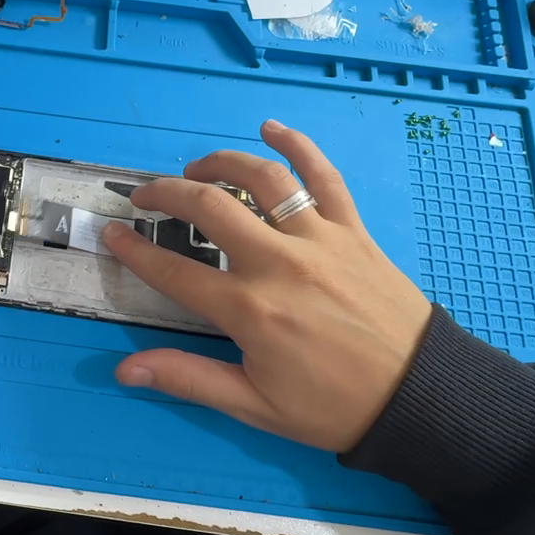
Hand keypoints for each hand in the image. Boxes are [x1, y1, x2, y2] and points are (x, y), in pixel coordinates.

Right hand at [101, 121, 432, 451]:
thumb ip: (187, 379)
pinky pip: (324, 177)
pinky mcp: (352, 231)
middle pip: (208, 207)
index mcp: (249, 309)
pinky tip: (271, 129)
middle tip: (145, 197)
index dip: (133, 251)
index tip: (112, 233)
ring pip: (262, 180)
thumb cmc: (333, 406)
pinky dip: (298, 146)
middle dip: (165, 193)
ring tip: (196, 169)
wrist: (422, 398)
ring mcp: (319, 240)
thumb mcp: (254, 406)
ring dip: (221, 164)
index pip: (173, 271)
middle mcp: (278, 263)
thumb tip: (124, 370)